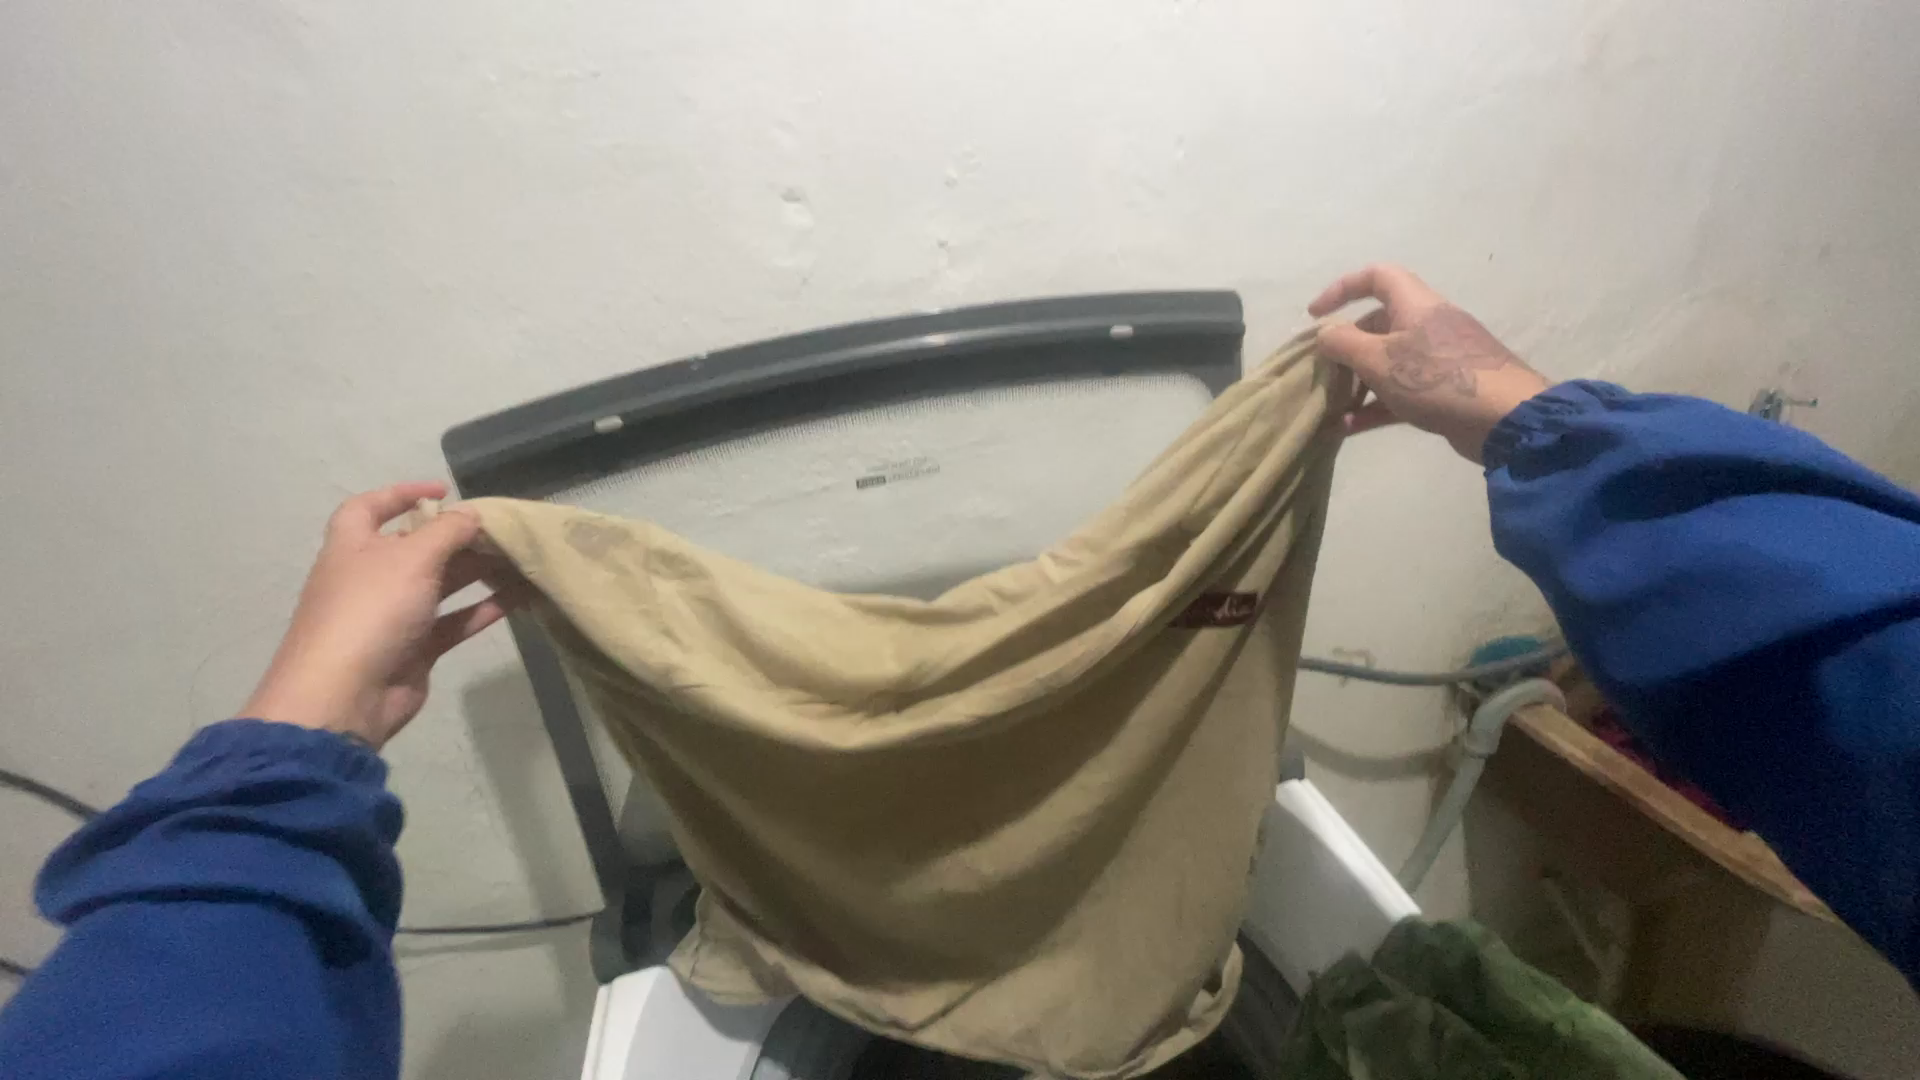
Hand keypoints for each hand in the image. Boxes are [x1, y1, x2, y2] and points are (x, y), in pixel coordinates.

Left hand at [242, 483, 524, 749]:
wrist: (345, 694)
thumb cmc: (371, 612)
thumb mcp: (412, 559)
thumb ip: (447, 531)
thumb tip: (471, 513)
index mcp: (353, 549)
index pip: (368, 508)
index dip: (401, 494)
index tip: (444, 490)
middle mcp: (370, 578)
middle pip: (417, 547)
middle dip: (457, 537)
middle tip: (500, 531)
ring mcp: (393, 615)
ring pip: (441, 584)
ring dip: (477, 572)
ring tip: (518, 560)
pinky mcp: (415, 647)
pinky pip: (454, 620)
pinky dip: (483, 609)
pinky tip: (517, 599)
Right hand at [1308, 264, 1549, 461]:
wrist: (1503, 417)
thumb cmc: (1436, 379)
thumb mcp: (1377, 360)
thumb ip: (1343, 343)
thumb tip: (1325, 333)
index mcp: (1415, 306)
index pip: (1376, 277)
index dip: (1342, 289)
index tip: (1315, 314)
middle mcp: (1428, 325)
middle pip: (1378, 324)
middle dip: (1346, 347)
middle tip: (1324, 369)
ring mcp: (1439, 358)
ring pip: (1388, 361)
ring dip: (1357, 381)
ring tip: (1334, 404)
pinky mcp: (1445, 388)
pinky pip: (1400, 391)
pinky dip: (1374, 404)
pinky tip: (1350, 426)